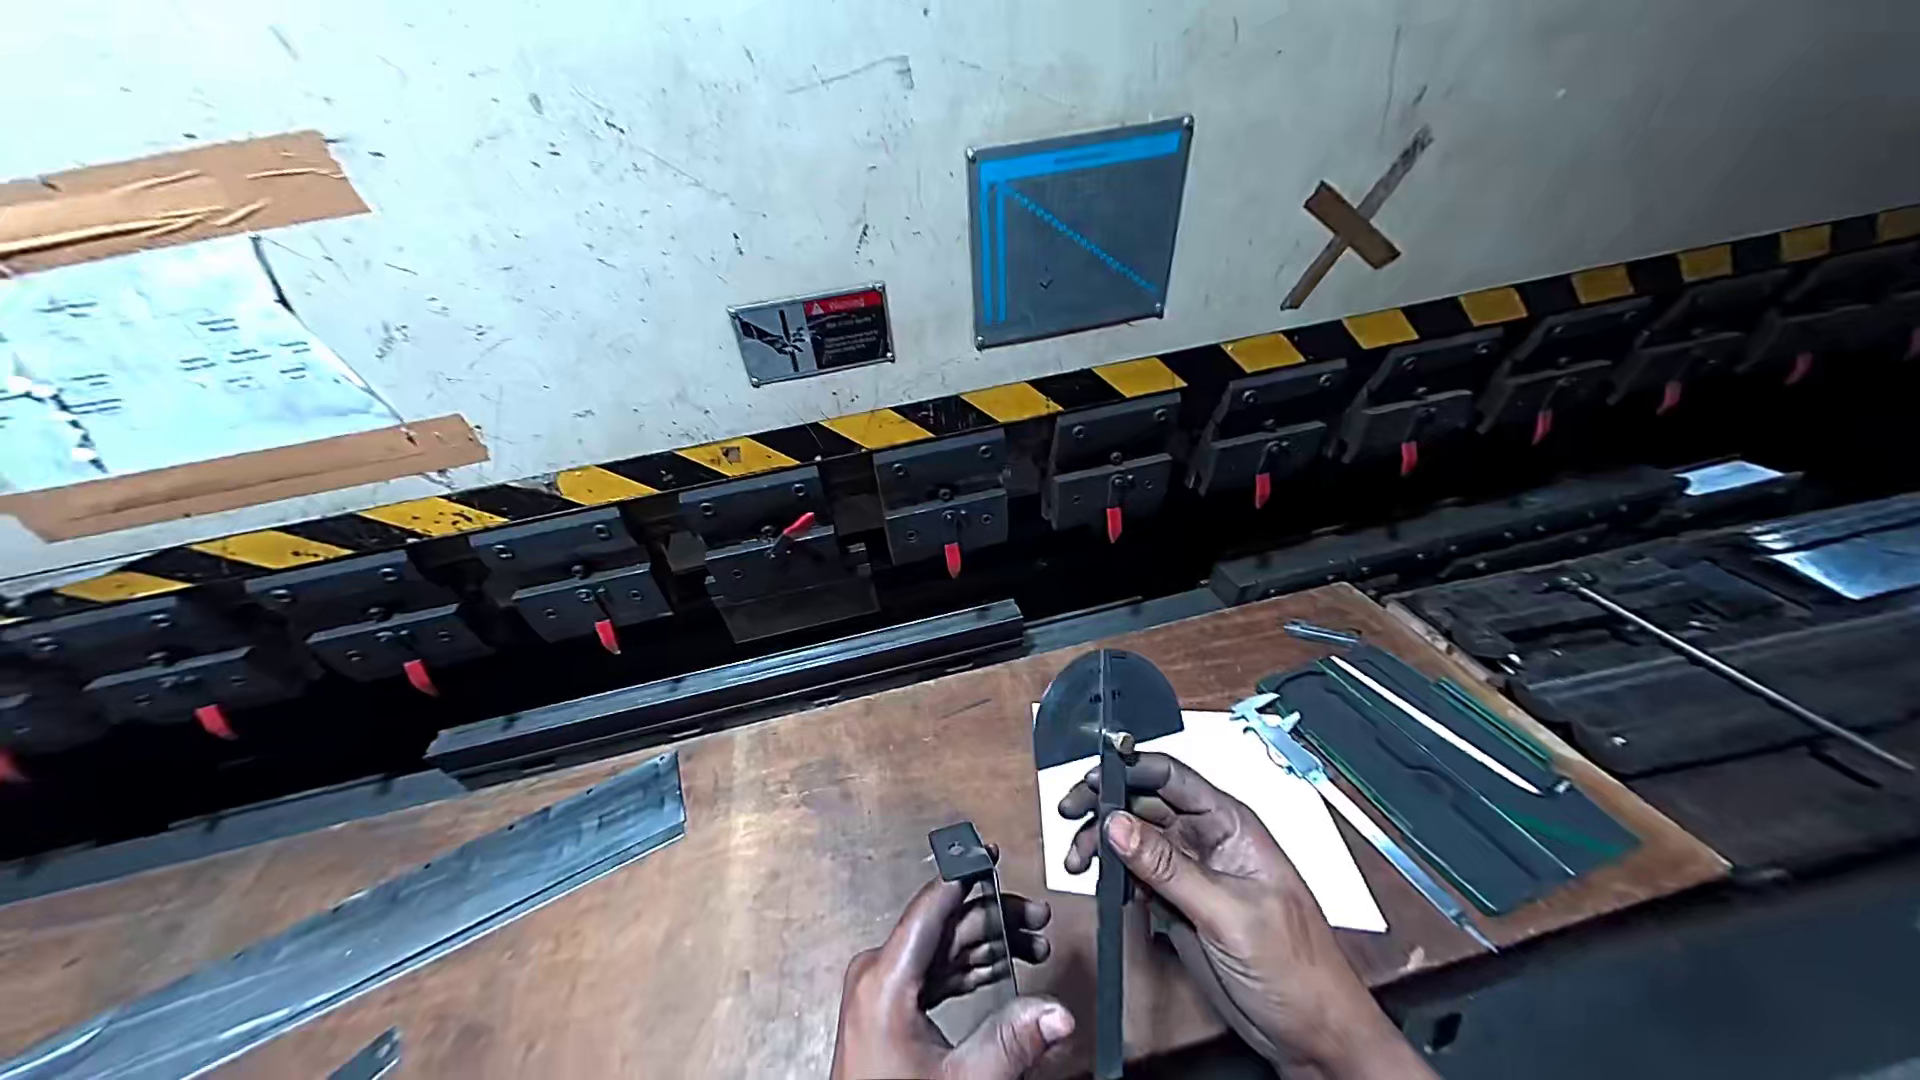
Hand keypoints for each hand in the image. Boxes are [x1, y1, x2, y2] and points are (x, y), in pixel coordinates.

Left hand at [830, 870, 1074, 1079]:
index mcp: (885, 978)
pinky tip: (1001, 965)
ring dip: (987, 944)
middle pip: (945, 925)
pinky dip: (968, 967)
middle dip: (996, 920)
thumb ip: (1011, 1041)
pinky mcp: (887, 1004)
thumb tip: (1058, 1012)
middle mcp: (878, 972)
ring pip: (942, 947)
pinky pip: (933, 970)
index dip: (966, 873)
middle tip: (1037, 920)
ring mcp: (881, 987)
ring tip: (1031, 944)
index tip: (990, 853)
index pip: (933, 903)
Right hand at [1059, 753, 1435, 1079]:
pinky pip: (1136, 873)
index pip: (1170, 777)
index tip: (1092, 777)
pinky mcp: (1178, 901)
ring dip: (1103, 844)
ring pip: (1134, 838)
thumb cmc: (1301, 972)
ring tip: (1078, 859)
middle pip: (1144, 802)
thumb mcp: (1229, 914)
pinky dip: (1113, 875)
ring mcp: (1190, 870)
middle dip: (1104, 806)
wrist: (1315, 1042)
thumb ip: (1168, 867)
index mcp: (1229, 825)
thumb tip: (1118, 824)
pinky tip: (1101, 884)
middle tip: (1071, 813)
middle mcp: (1206, 840)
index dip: (1128, 769)